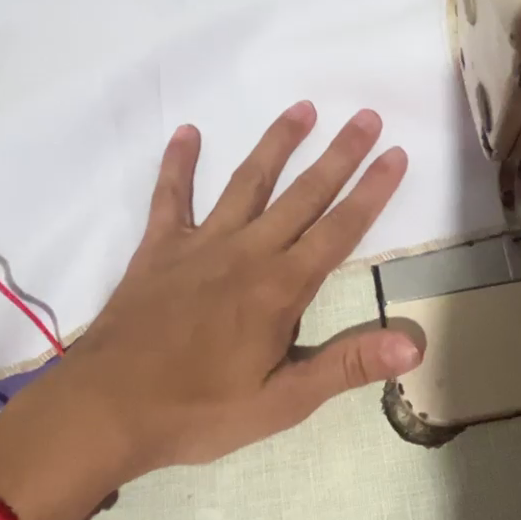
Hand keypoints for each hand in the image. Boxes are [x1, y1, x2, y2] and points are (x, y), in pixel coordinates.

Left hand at [0, 102, 422, 519]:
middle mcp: (247, 253)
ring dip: (276, 143)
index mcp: (280, 289)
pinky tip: (187, 132)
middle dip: (339, 154)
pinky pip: (171, 196)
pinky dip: (178, 163)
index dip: (372, 192)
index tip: (396, 153)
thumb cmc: (199, 411)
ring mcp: (200, 244)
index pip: (339, 230)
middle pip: (303, 194)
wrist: (106, 409)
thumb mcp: (282, 402)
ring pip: (247, 182)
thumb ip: (346, 366)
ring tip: (302, 107)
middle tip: (366, 115)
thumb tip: (414, 346)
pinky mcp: (159, 248)